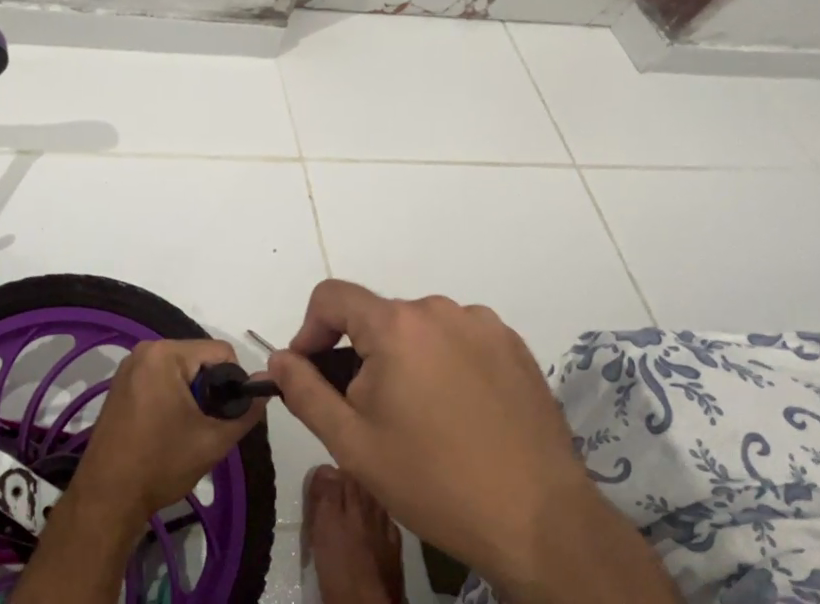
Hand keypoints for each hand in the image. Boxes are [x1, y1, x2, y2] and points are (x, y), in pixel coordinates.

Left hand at [73, 338, 265, 519]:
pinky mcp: (122, 384)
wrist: (108, 495)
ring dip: (193, 395)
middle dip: (212, 389)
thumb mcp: (213, 440)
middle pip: (200, 359)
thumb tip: (265, 388)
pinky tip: (170, 428)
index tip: (228, 415)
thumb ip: (246, 411)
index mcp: (165, 354)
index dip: (234, 382)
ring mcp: (130, 367)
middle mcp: (145, 350)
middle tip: (208, 427)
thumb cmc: (161, 463)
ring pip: (181, 370)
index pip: (221, 352)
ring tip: (189, 430)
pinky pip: (162, 379)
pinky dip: (174, 397)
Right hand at [269, 281, 676, 602]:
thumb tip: (278, 358)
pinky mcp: (517, 348)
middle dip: (361, 354)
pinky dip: (445, 365)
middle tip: (368, 414)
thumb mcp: (352, 444)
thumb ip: (305, 391)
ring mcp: (485, 326)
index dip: (309, 330)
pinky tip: (458, 415)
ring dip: (405, 360)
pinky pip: (460, 341)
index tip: (310, 373)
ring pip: (420, 330)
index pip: (332, 297)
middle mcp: (441, 310)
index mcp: (396, 325)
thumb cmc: (434, 481)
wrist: (540, 522)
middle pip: (378, 316)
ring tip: (418, 419)